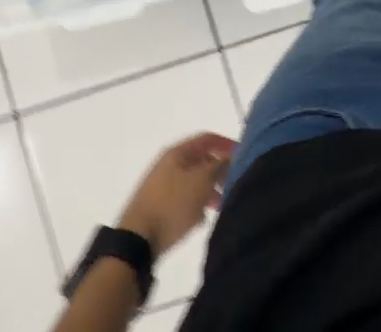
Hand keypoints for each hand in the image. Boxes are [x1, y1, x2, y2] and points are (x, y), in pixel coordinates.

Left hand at [116, 133, 236, 254]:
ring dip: (209, 190)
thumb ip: (219, 166)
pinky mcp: (159, 206)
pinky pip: (184, 198)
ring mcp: (162, 186)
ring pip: (193, 181)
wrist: (137, 241)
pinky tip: (202, 219)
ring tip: (220, 205)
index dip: (226, 144)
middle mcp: (168, 165)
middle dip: (219, 170)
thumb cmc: (172, 205)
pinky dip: (196, 204)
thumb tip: (229, 157)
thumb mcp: (201, 182)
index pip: (207, 139)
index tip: (243, 156)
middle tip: (233, 184)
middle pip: (201, 160)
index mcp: (176, 153)